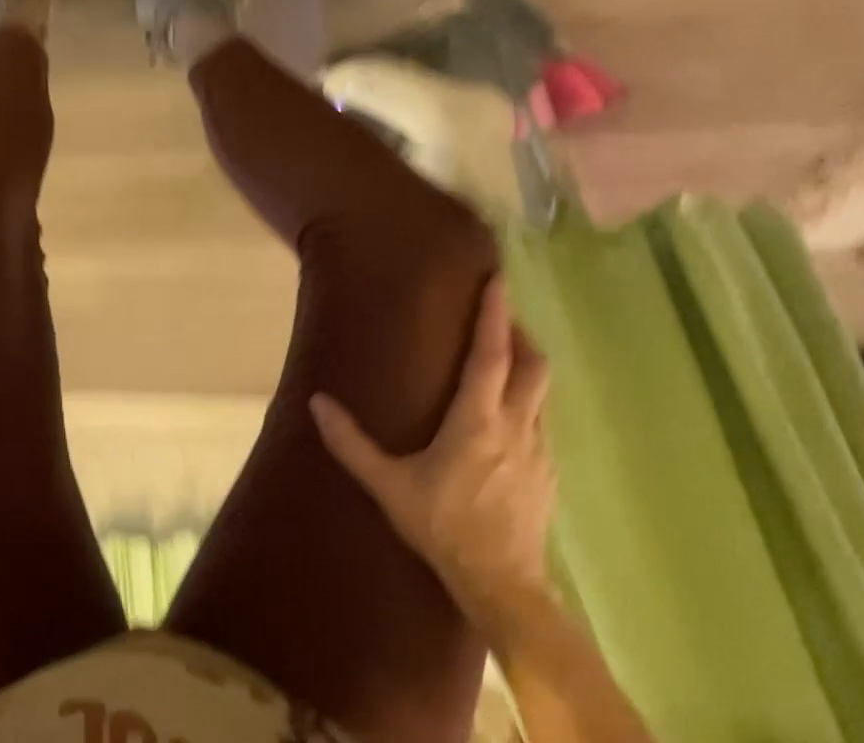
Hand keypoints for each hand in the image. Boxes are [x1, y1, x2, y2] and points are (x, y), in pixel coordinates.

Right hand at [310, 277, 555, 628]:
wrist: (501, 583)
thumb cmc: (442, 526)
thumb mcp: (386, 484)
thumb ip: (350, 442)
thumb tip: (315, 402)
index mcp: (478, 421)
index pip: (492, 355)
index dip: (494, 315)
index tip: (497, 280)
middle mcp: (517, 426)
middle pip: (533, 365)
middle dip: (518, 332)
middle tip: (497, 314)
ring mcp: (539, 450)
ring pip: (541, 392)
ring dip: (525, 365)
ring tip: (501, 357)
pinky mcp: (547, 473)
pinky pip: (541, 420)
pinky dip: (526, 400)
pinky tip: (505, 415)